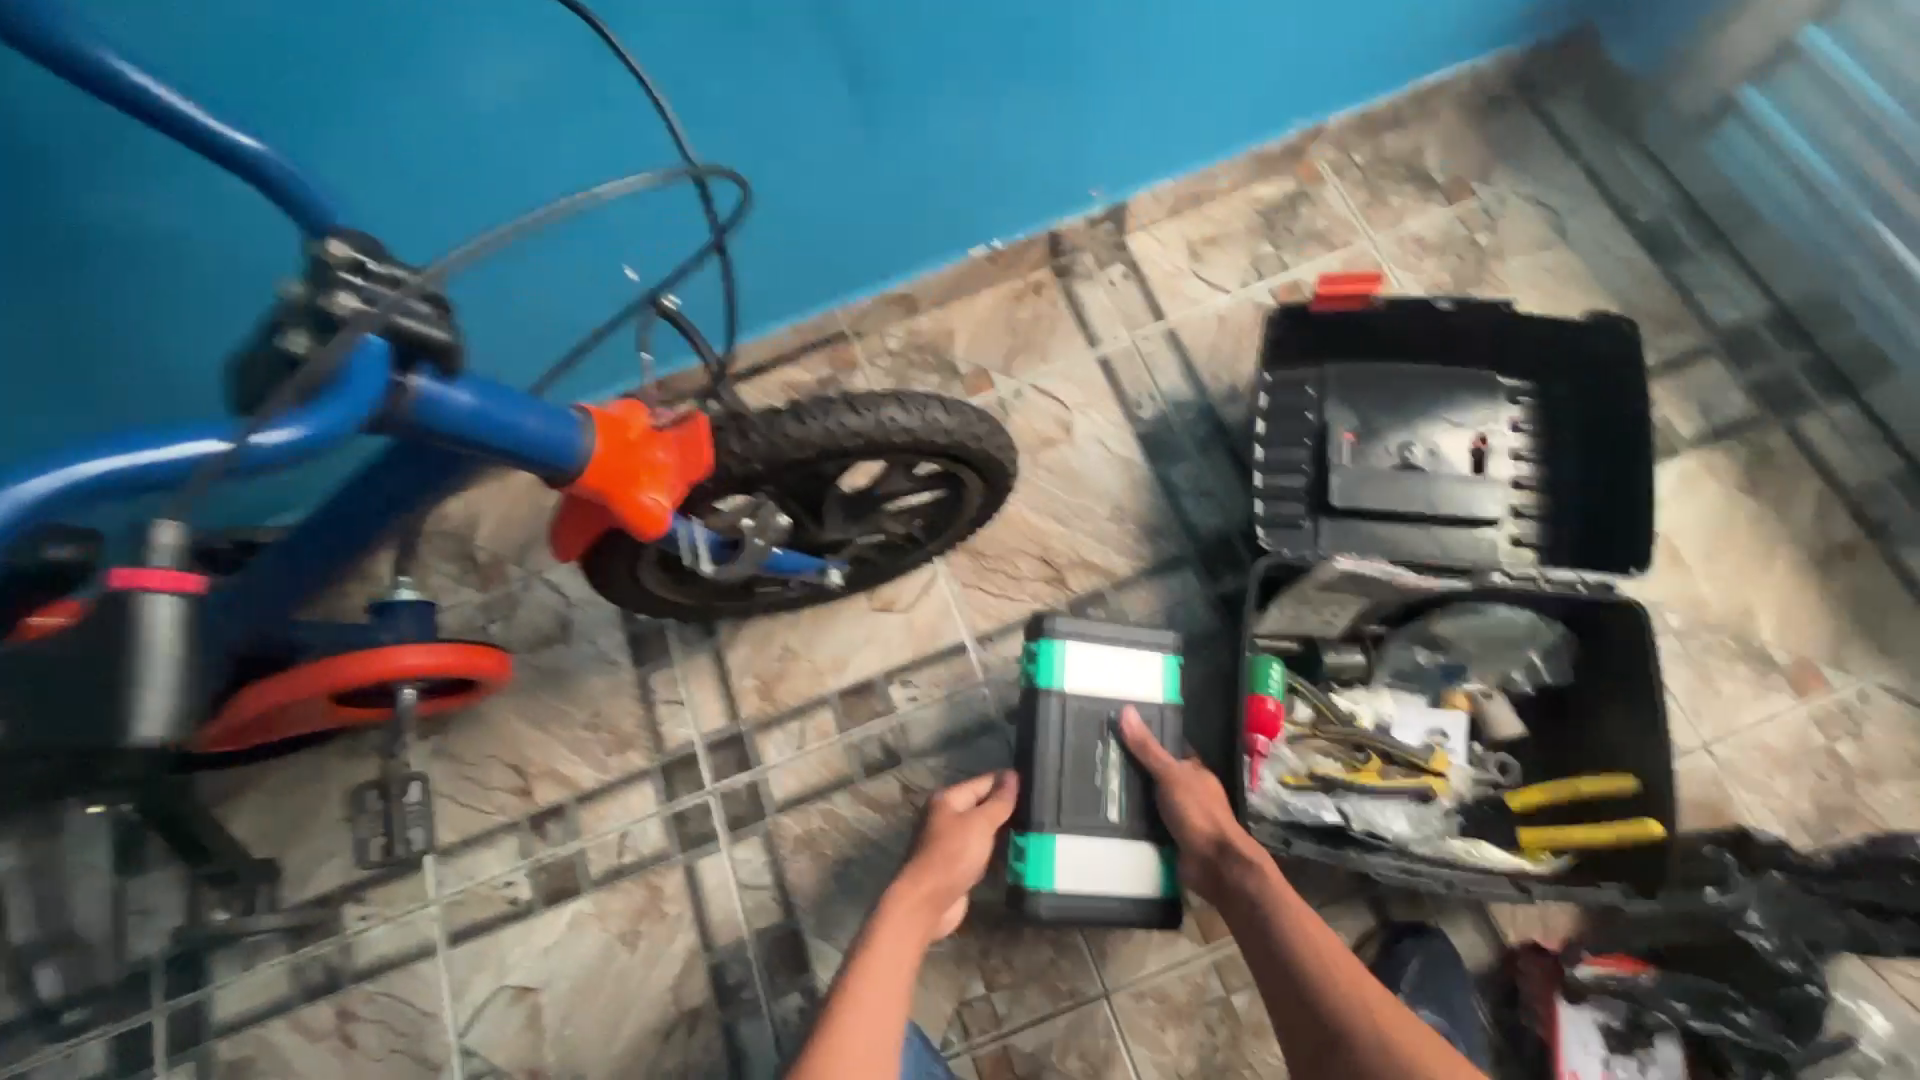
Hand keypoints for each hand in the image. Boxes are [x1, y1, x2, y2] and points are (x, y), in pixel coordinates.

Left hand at [890, 769, 1019, 940]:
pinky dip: (996, 850)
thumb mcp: (979, 824)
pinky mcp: (957, 865)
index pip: (982, 783)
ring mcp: (950, 842)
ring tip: (1034, 827)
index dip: (1007, 782)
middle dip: (1006, 807)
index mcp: (947, 800)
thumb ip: (998, 801)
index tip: (1035, 784)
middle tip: (1038, 807)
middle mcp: (946, 817)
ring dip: (1003, 830)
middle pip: (981, 805)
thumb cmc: (953, 855)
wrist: (928, 902)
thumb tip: (1012, 775)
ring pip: (982, 830)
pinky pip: (981, 850)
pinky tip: (1017, 850)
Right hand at [1117, 706, 1262, 902]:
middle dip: (1134, 773)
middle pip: (1159, 777)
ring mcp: (1184, 819)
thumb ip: (1147, 748)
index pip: (1170, 751)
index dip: (1147, 743)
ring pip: (1153, 803)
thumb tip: (1126, 709)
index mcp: (1195, 773)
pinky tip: (1112, 820)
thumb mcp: (1170, 775)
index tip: (1117, 735)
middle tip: (1100, 763)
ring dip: (1133, 801)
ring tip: (1099, 789)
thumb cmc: (1198, 814)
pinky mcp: (1175, 842)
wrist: (1216, 865)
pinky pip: (1151, 827)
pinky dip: (1136, 824)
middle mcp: (1191, 793)